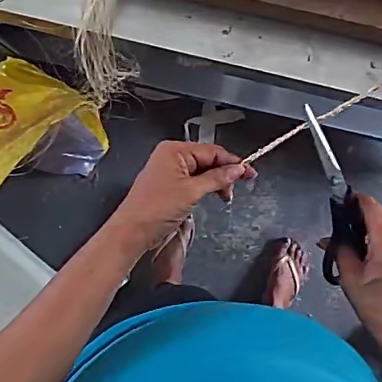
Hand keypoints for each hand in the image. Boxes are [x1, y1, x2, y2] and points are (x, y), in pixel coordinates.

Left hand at [105, 141, 252, 253]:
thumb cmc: (157, 208)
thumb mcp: (192, 192)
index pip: (212, 151)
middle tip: (237, 189)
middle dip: (224, 173)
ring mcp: (168, 169)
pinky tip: (211, 196)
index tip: (249, 173)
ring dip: (215, 182)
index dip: (232, 162)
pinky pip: (191, 180)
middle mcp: (170, 155)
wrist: (132, 231)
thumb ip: (217, 178)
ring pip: (201, 171)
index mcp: (175, 150)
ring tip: (224, 197)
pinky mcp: (167, 184)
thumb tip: (238, 169)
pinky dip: (204, 188)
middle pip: (207, 159)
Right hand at [327, 194, 381, 349]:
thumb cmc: (380, 311)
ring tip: (366, 253)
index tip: (350, 199)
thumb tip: (332, 239)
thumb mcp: (350, 279)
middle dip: (367, 220)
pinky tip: (381, 262)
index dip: (360, 200)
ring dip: (379, 234)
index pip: (374, 210)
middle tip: (352, 230)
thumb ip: (341, 252)